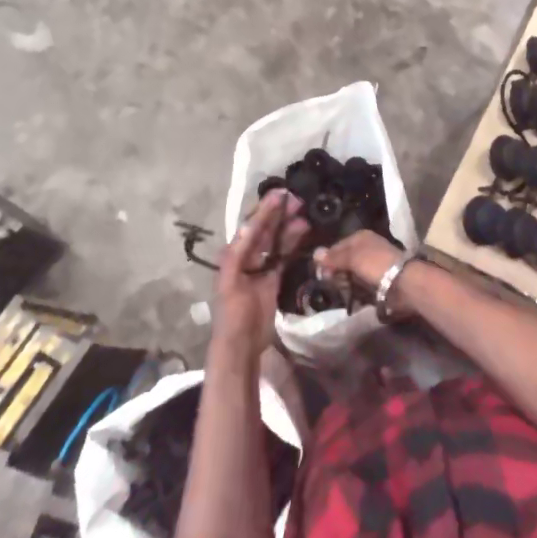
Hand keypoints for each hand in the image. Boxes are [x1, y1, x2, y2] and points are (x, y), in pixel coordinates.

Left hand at [211, 190, 308, 359]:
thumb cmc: (233, 314)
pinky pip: (283, 256)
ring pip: (276, 241)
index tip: (281, 193)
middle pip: (265, 230)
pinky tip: (304, 233)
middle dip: (279, 214)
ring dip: (288, 227)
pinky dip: (292, 244)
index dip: (265, 209)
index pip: (251, 226)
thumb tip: (249, 226)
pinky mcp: (272, 279)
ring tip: (304, 214)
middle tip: (298, 199)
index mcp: (234, 255)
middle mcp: (247, 257)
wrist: (241, 344)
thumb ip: (239, 254)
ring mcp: (261, 268)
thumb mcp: (231, 283)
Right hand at [312, 229, 401, 292]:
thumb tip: (315, 254)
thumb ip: (333, 257)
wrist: (402, 281)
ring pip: (351, 273)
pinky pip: (360, 283)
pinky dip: (355, 289)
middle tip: (329, 283)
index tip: (320, 272)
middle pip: (344, 260)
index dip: (328, 258)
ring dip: (344, 282)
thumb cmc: (375, 264)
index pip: (337, 246)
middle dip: (336, 271)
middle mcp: (367, 248)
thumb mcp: (352, 257)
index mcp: (361, 237)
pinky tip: (350, 295)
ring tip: (340, 291)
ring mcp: (373, 264)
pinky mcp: (378, 279)